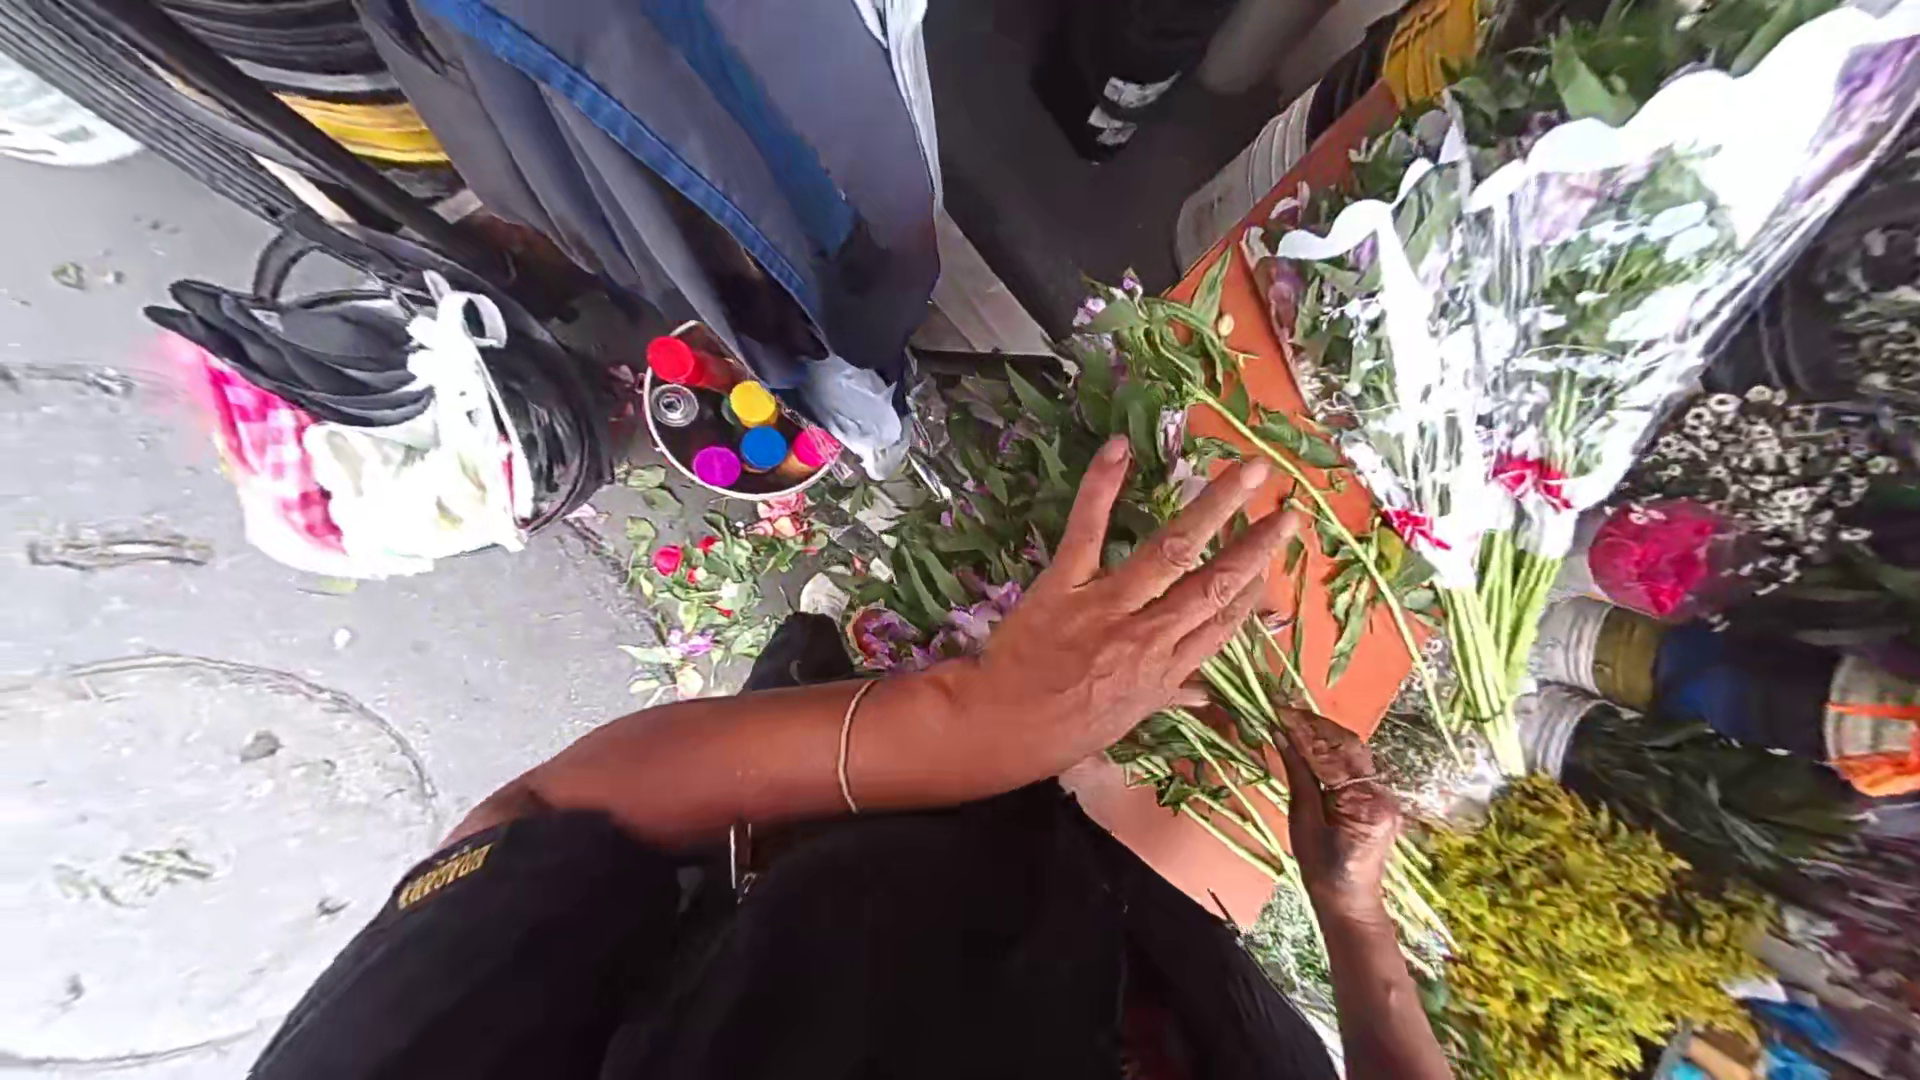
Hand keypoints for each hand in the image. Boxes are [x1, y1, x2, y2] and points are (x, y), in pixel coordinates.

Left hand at [930, 435, 1301, 793]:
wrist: (1001, 727)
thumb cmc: (1062, 728)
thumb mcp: (1125, 721)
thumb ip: (1167, 696)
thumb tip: (1202, 693)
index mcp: (1165, 671)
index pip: (1224, 623)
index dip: (1253, 588)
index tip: (1275, 560)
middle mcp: (1148, 636)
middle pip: (1214, 583)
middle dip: (1256, 544)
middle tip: (1289, 508)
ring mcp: (1106, 605)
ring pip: (1172, 550)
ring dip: (1215, 506)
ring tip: (1249, 471)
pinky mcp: (1064, 583)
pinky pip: (1088, 529)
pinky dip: (1101, 487)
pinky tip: (1119, 449)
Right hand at [1275, 707, 1401, 924]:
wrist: (1349, 899)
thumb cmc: (1321, 865)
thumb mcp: (1302, 818)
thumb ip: (1297, 773)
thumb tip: (1281, 735)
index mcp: (1364, 803)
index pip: (1330, 754)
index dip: (1302, 730)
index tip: (1279, 711)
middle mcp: (1380, 794)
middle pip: (1348, 745)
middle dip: (1315, 724)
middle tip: (1284, 709)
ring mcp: (1382, 794)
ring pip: (1353, 750)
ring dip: (1322, 732)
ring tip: (1293, 718)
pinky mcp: (1376, 796)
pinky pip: (1353, 763)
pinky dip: (1330, 747)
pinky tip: (1310, 739)